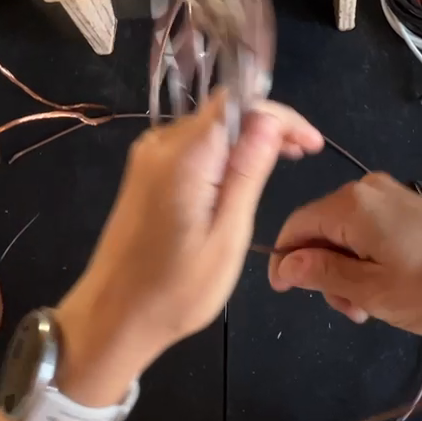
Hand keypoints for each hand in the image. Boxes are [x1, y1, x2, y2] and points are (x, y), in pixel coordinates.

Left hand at [52, 92, 322, 403]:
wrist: (111, 318)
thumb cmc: (175, 290)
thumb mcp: (226, 236)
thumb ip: (247, 172)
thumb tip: (271, 120)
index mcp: (184, 155)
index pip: (238, 102)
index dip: (279, 114)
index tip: (310, 144)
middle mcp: (162, 142)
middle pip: (225, 110)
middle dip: (268, 124)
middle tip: (303, 153)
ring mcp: (150, 154)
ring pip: (211, 124)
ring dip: (247, 136)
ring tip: (282, 160)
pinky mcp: (146, 169)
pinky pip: (194, 143)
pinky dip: (224, 150)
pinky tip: (242, 173)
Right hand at [266, 172, 421, 338]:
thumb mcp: (373, 292)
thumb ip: (322, 273)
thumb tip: (284, 263)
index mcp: (351, 204)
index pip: (297, 225)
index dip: (285, 260)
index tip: (287, 297)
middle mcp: (367, 188)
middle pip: (321, 227)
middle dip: (323, 269)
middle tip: (351, 313)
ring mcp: (392, 194)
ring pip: (346, 230)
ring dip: (347, 268)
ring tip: (374, 307)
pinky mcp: (411, 206)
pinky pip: (370, 227)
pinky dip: (368, 257)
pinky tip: (390, 286)